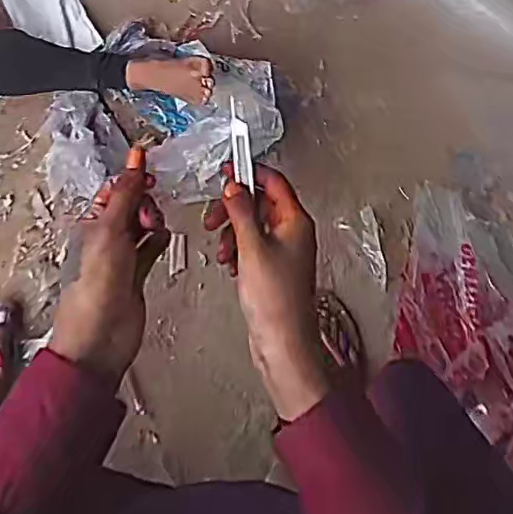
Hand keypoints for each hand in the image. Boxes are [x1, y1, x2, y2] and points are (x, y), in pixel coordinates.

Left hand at [49, 168, 167, 383]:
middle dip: (145, 202)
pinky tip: (161, 240)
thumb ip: (126, 191)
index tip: (150, 177)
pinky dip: (158, 240)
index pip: (115, 187)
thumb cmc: (93, 289)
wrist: (100, 338)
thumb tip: (134, 158)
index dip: (134, 179)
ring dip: (154, 220)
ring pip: (144, 223)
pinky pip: (151, 246)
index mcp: (92, 221)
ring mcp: (121, 255)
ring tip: (154, 228)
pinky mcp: (136, 272)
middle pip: (133, 204)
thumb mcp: (110, 229)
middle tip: (148, 215)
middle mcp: (105, 236)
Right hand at [202, 164, 328, 420]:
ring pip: (252, 223)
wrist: (283, 344)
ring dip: (232, 230)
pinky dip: (236, 247)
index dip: (250, 172)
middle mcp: (292, 232)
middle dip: (234, 207)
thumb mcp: (252, 247)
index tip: (229, 169)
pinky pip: (251, 243)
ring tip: (223, 248)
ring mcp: (283, 250)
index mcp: (296, 221)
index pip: (274, 182)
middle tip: (216, 214)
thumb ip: (241, 212)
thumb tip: (234, 187)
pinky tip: (230, 262)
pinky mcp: (272, 266)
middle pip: (260, 202)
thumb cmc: (277, 303)